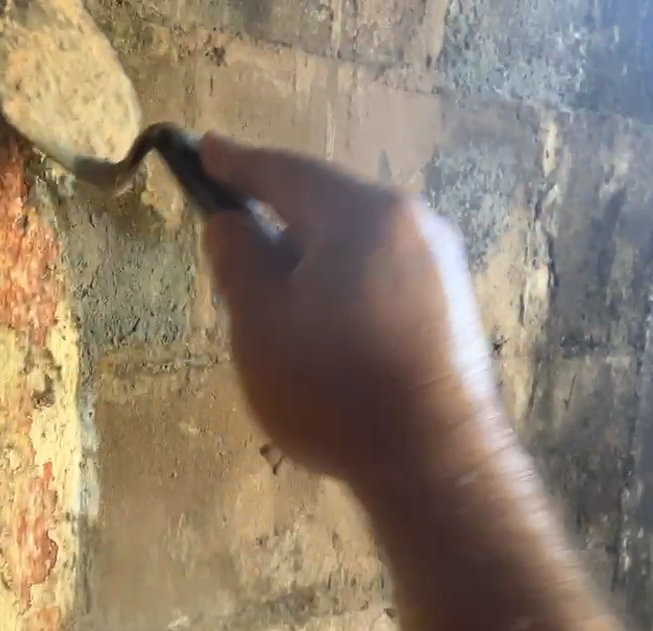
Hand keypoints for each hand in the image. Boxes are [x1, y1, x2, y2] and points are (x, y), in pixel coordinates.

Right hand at [200, 135, 510, 489]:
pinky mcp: (448, 302)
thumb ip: (239, 263)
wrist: (428, 458)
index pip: (286, 174)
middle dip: (273, 218)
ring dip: (304, 256)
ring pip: (351, 241)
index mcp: (359, 217)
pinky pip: (375, 270)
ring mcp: (438, 261)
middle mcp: (409, 222)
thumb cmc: (329, 390)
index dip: (238, 163)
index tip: (204, 150)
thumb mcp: (260, 326)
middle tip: (230, 243)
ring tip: (271, 297)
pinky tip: (319, 322)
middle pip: (324, 205)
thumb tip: (230, 222)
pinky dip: (335, 281)